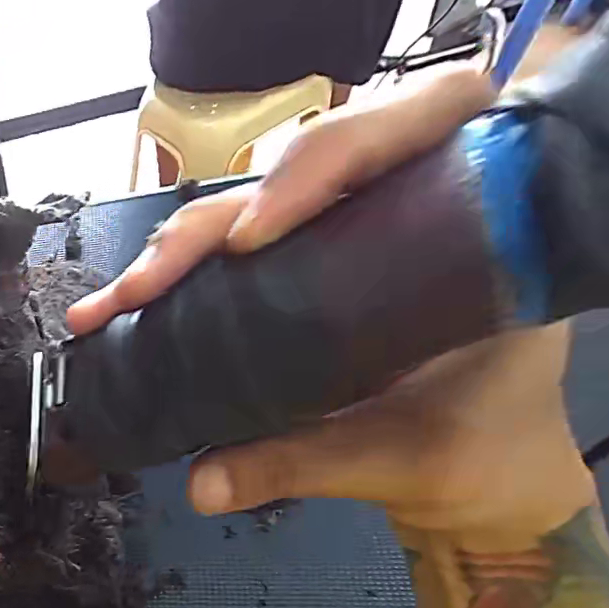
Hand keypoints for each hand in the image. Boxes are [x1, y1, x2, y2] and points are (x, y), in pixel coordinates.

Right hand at [65, 62, 585, 541]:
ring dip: (185, 244)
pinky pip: (251, 248)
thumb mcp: (402, 460)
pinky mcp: (319, 271)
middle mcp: (420, 210)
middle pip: (310, 164)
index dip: (333, 155)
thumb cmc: (480, 462)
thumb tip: (199, 487)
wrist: (489, 479)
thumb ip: (306, 464)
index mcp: (487, 229)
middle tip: (145, 285)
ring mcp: (358, 239)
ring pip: (267, 201)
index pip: (427, 120)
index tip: (256, 238)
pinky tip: (136, 303)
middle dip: (218, 220)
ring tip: (119, 300)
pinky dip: (191, 274)